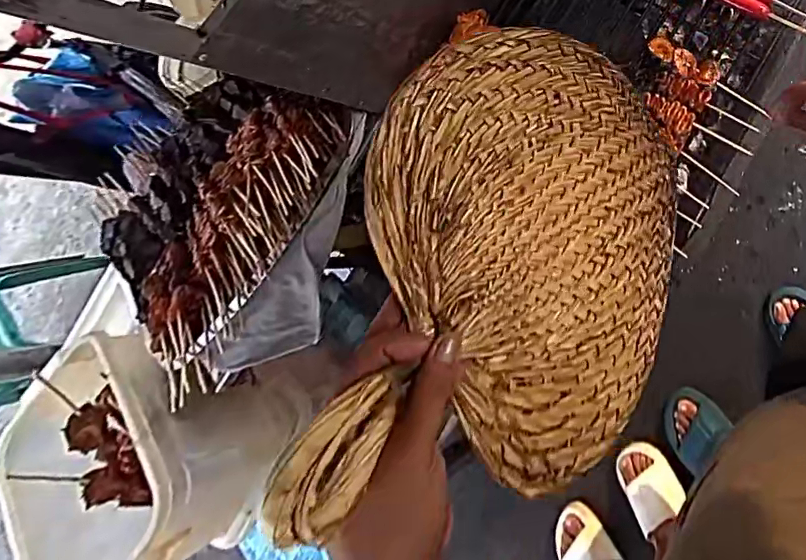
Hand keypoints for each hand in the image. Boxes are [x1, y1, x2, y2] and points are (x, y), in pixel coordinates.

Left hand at [335, 305, 463, 559]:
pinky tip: (458, 350)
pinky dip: (439, 364)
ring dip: (428, 339)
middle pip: (385, 350)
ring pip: (405, 363)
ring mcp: (386, 414)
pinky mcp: (409, 425)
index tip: (434, 335)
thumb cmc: (392, 517)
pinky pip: (422, 382)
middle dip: (411, 320)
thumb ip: (430, 394)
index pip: (372, 354)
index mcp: (348, 410)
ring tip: (453, 309)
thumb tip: (449, 340)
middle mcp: (363, 404)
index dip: (402, 338)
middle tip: (440, 287)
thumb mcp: (411, 453)